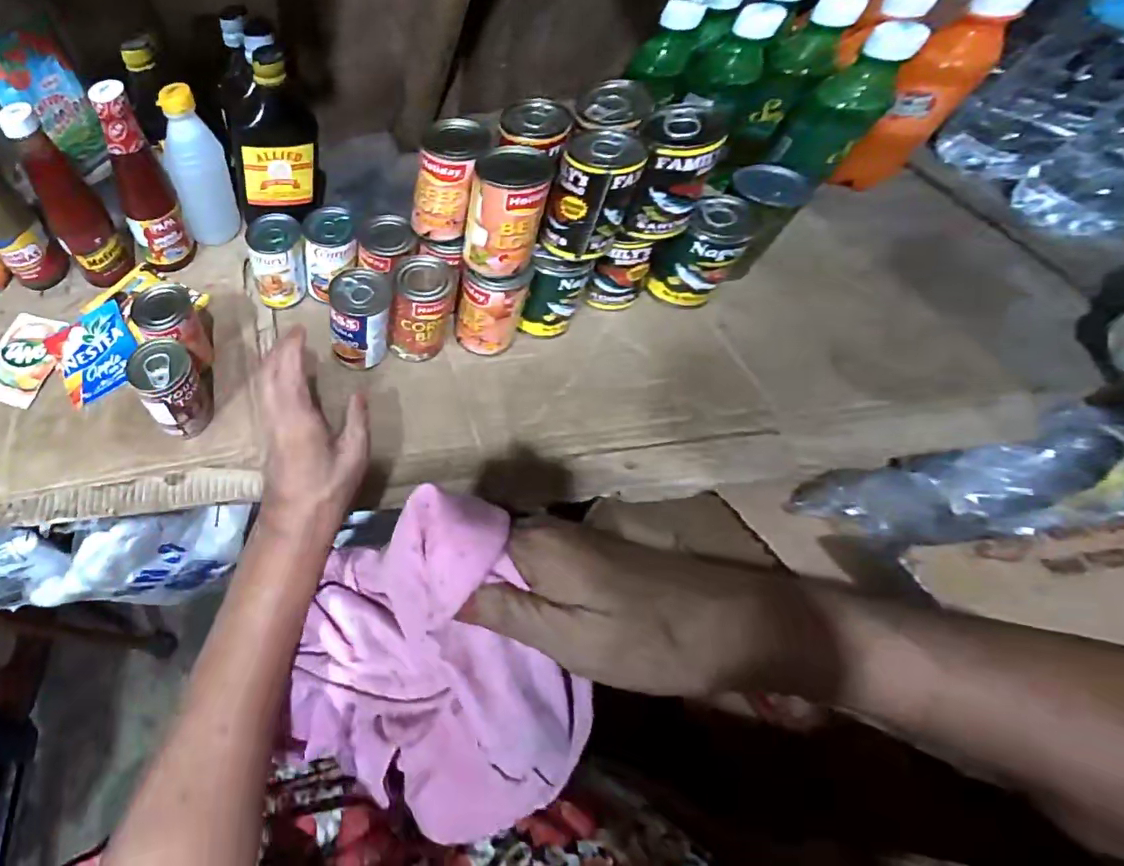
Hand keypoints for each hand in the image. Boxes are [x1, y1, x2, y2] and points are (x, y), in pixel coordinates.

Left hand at [253, 327, 368, 542]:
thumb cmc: (327, 487)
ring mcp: (267, 422)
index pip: (289, 369)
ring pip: (262, 382)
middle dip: (278, 348)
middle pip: (269, 370)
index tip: (300, 330)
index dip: (292, 347)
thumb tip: (359, 393)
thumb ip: (357, 421)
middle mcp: (276, 413)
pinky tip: (280, 377)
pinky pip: (263, 393)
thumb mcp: (353, 454)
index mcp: (297, 414)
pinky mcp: (265, 432)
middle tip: (294, 334)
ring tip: (287, 349)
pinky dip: (269, 376)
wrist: (294, 517)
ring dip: (271, 361)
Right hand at [458, 520, 838, 700]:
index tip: (417, 598)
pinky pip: (529, 560)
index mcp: (529, 542)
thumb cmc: (654, 639)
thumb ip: (503, 612)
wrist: (751, 627)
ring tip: (466, 618)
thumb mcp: (571, 640)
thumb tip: (442, 595)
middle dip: (456, 575)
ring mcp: (566, 536)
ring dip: (485, 582)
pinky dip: (514, 583)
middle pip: (476, 544)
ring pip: (502, 553)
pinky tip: (512, 611)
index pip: (456, 540)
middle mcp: (540, 526)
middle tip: (440, 617)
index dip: (434, 567)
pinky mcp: (586, 550)